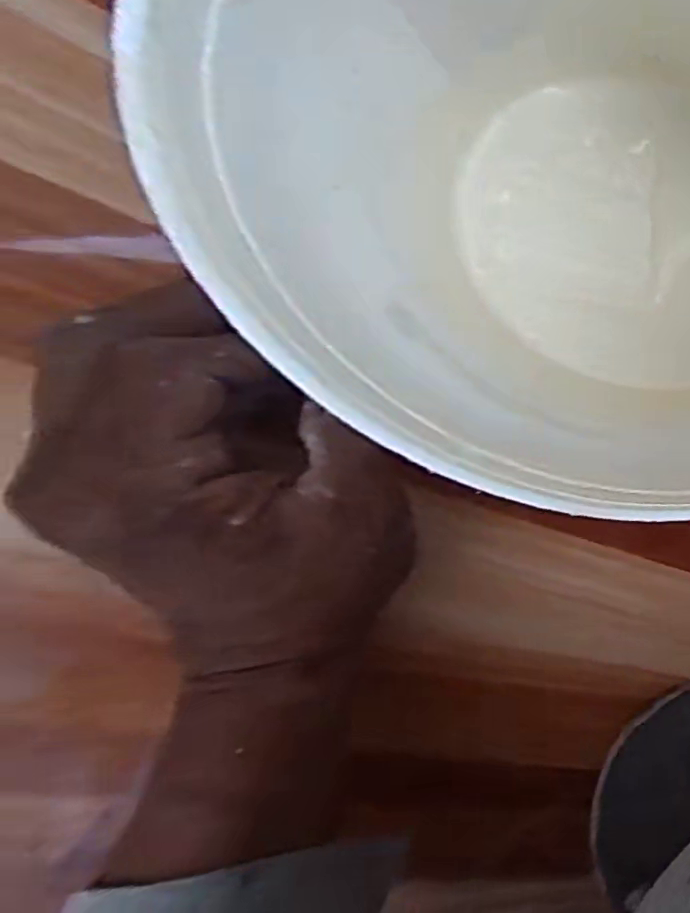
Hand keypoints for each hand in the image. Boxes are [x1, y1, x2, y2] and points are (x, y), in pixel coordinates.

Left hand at [7, 280, 414, 678]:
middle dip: (208, 316)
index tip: (330, 349)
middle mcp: (60, 470)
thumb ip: (342, 422)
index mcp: (128, 485)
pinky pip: (112, 378)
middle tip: (298, 314)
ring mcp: (57, 468)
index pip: (164, 367)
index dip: (255, 345)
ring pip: (94, 350)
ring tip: (273, 334)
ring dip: (187, 328)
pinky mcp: (82, 466)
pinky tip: (248, 368)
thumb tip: (344, 352)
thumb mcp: (357, 504)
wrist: (271, 649)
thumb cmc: (326, 584)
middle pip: (105, 343)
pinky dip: (181, 355)